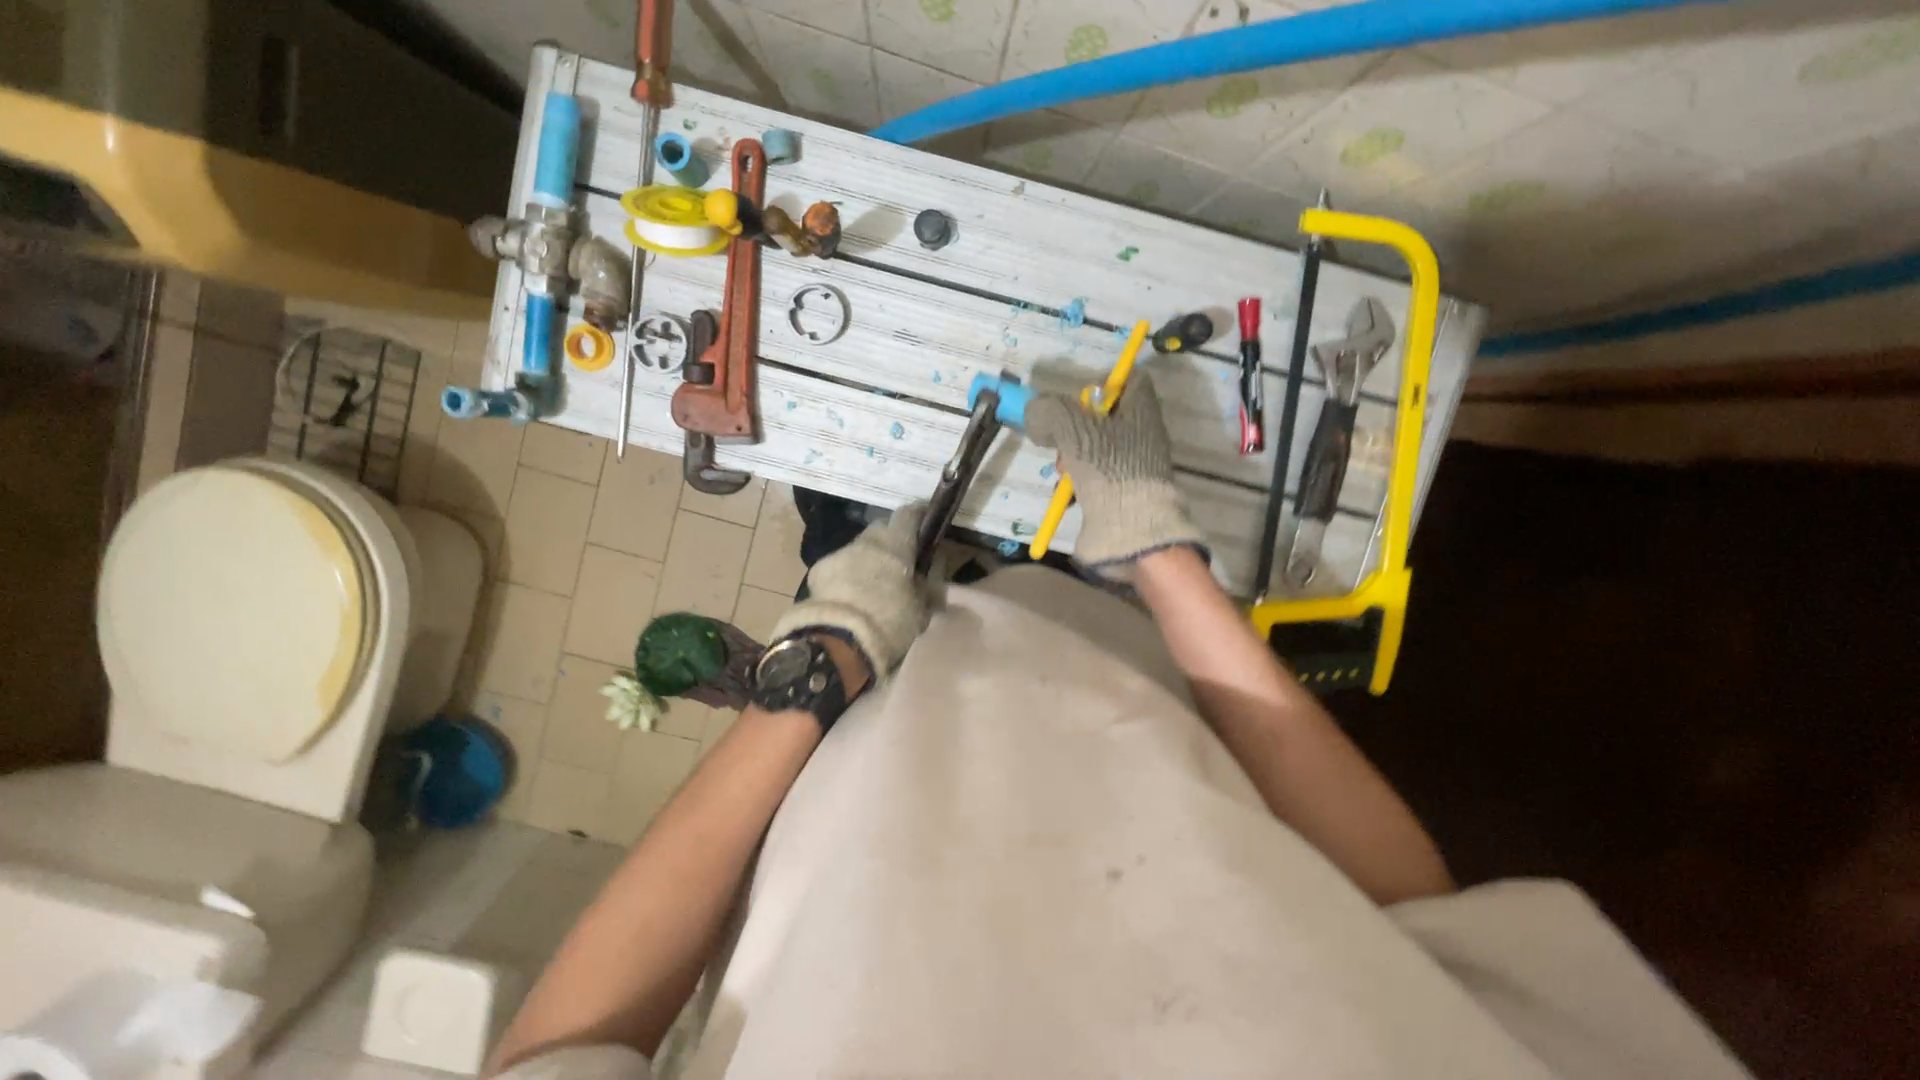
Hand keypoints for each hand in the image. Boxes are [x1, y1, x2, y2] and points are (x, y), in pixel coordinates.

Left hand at [770, 505, 927, 682]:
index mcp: (896, 544)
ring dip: (865, 562)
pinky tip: (846, 600)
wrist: (840, 642)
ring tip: (869, 589)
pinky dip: (843, 578)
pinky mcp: (818, 570)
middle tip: (896, 567)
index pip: (908, 514)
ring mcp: (839, 553)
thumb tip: (926, 576)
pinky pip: (837, 568)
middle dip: (888, 544)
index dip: (917, 516)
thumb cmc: (890, 622)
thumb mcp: (922, 608)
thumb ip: (925, 586)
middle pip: (880, 531)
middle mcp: (866, 541)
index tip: (923, 524)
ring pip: (857, 550)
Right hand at [1024, 378, 1204, 578]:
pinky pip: (1095, 475)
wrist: (1130, 528)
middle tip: (1059, 439)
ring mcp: (1134, 465)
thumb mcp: (1073, 429)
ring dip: (1071, 455)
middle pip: (1103, 415)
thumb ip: (1050, 411)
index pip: (1129, 379)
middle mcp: (1142, 434)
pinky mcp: (1123, 492)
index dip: (1101, 382)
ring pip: (1094, 446)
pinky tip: (1066, 492)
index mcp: (1141, 410)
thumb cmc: (1109, 469)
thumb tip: (1035, 413)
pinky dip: (1078, 480)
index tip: (1075, 398)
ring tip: (1063, 472)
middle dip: (1074, 425)